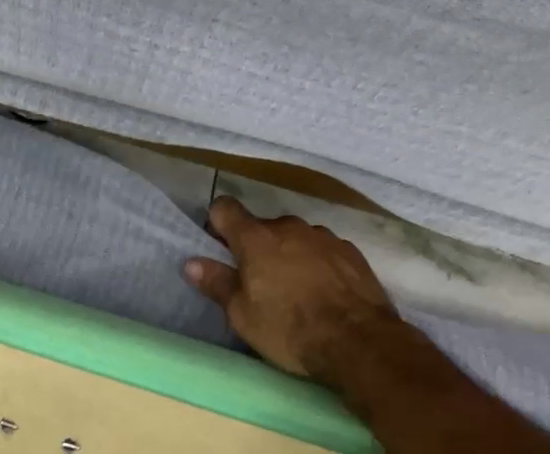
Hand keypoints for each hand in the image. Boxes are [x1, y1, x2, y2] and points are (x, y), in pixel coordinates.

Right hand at [184, 196, 399, 376]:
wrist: (359, 341)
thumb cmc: (289, 328)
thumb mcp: (243, 315)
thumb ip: (216, 283)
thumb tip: (190, 262)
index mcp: (254, 237)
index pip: (225, 208)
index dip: (218, 222)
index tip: (220, 244)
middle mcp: (287, 226)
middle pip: (263, 226)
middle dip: (258, 246)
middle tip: (261, 280)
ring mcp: (322, 236)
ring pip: (296, 237)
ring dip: (291, 254)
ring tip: (298, 289)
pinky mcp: (351, 252)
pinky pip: (325, 250)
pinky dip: (320, 264)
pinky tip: (327, 292)